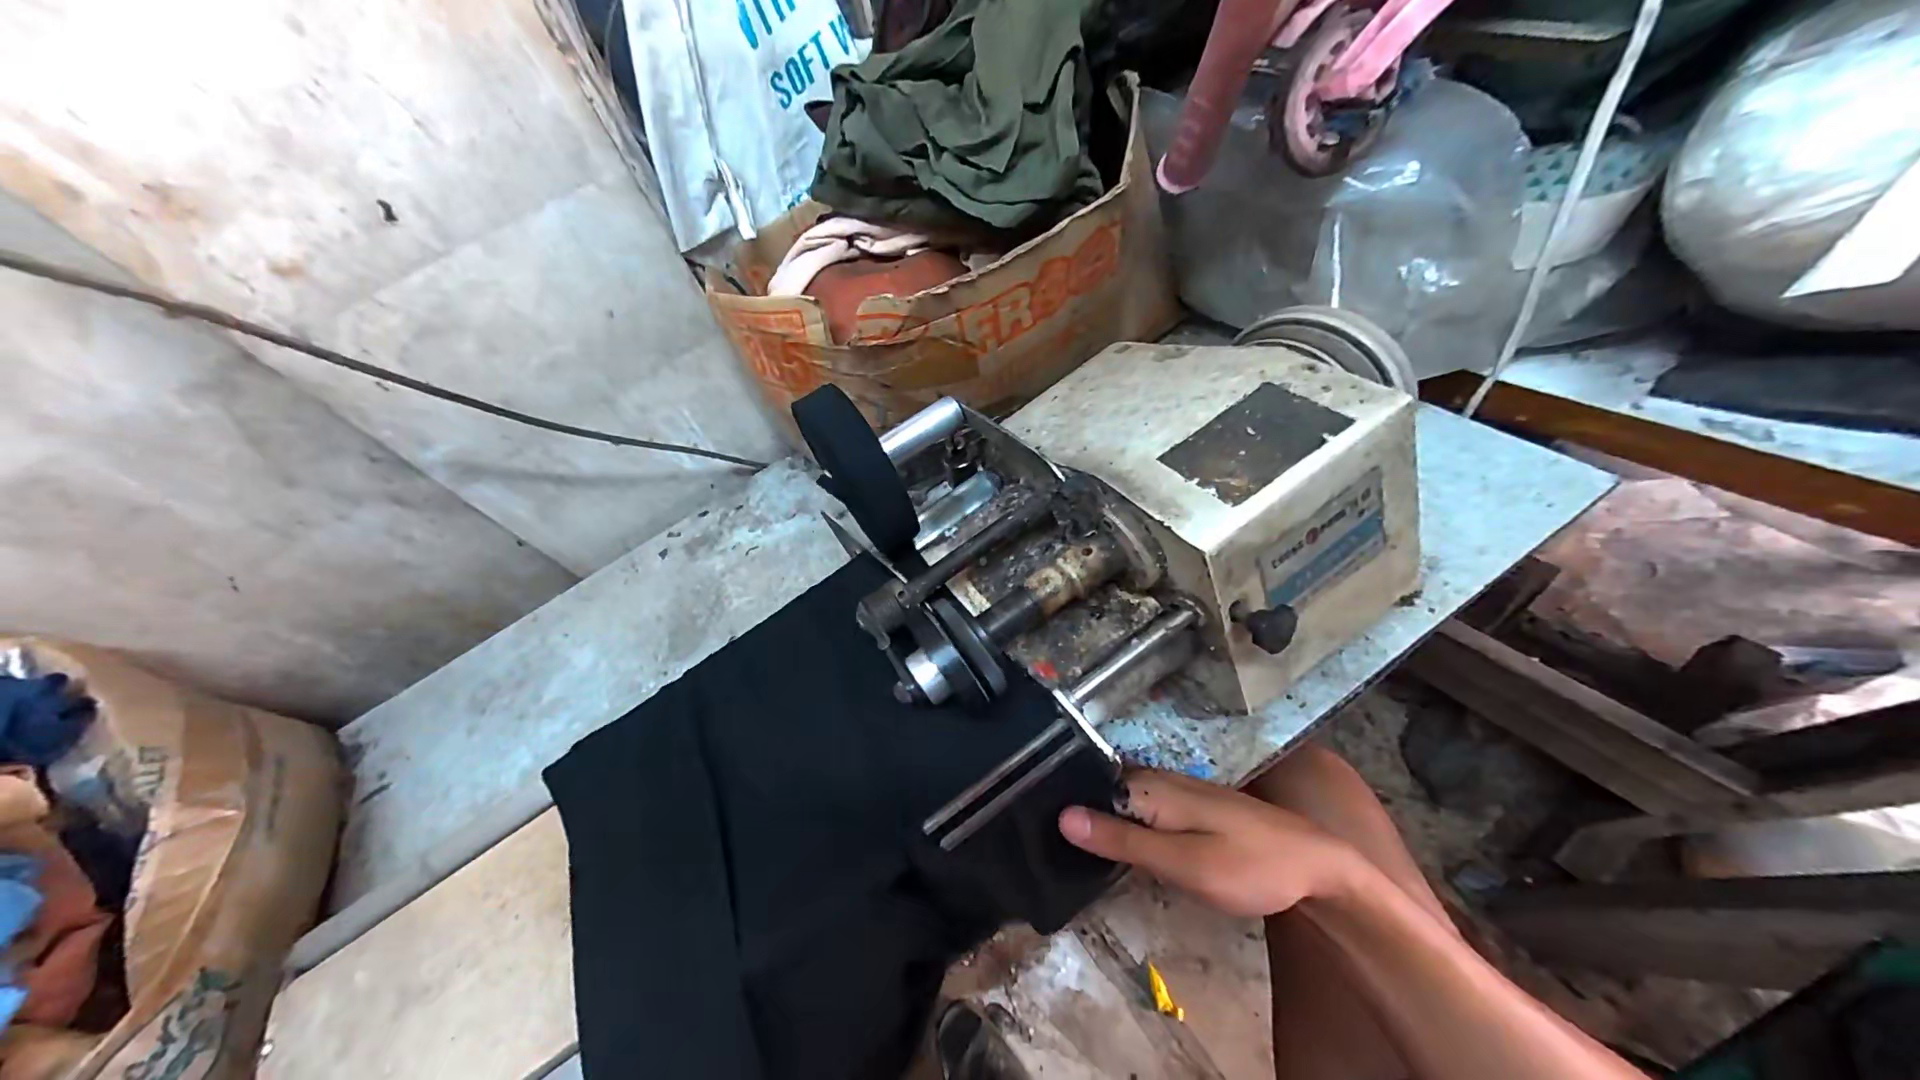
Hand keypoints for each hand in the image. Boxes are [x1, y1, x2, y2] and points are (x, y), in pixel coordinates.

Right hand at [1058, 768, 1361, 917]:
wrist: (1319, 866)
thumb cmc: (1251, 867)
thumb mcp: (1183, 864)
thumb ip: (1124, 840)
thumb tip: (1064, 816)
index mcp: (1152, 788)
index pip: (1089, 788)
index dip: (1064, 808)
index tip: (1038, 833)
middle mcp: (1159, 779)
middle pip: (1104, 790)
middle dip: (1079, 812)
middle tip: (1049, 844)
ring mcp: (1177, 790)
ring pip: (1123, 799)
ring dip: (1102, 819)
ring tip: (1072, 845)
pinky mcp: (1190, 805)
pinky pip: (1142, 807)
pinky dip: (1126, 823)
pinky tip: (1119, 844)